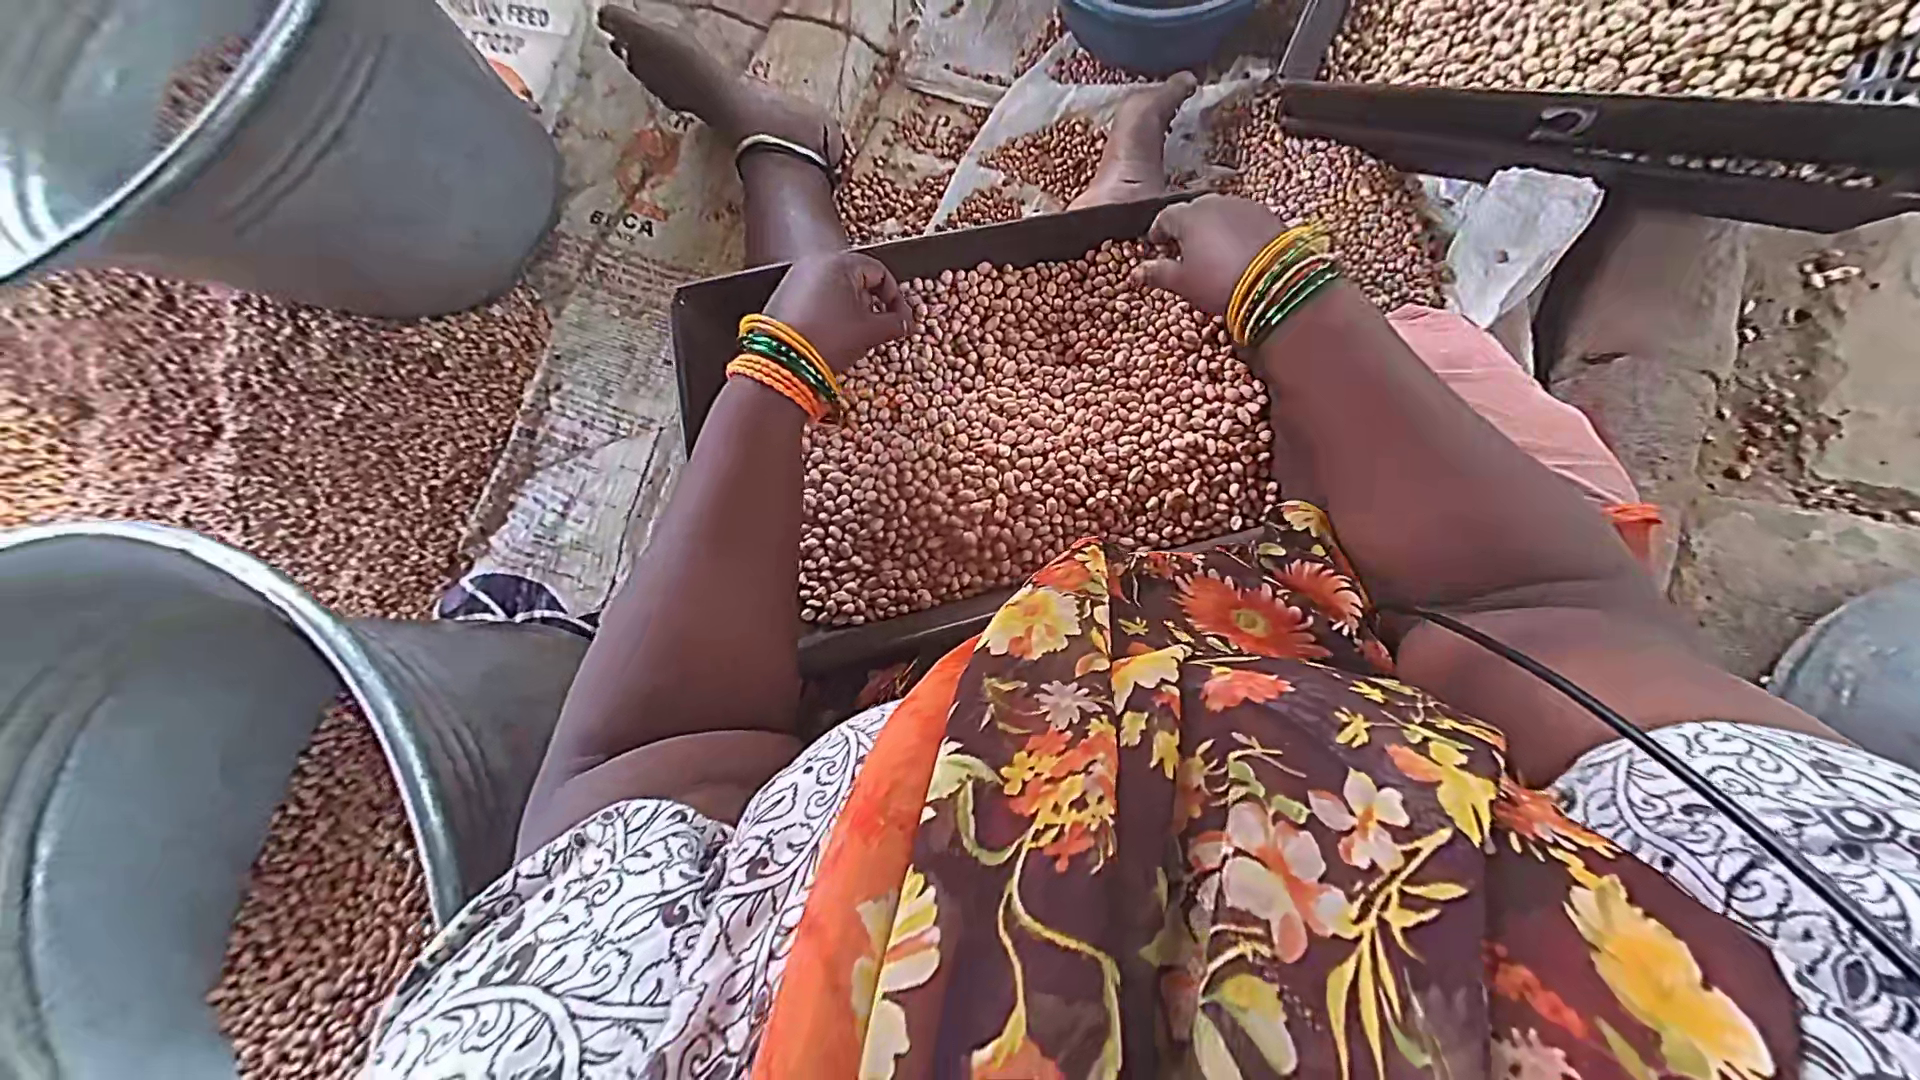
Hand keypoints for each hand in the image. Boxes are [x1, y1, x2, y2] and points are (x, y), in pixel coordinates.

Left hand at [763, 252, 912, 370]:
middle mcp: (816, 263)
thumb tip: (906, 323)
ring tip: (856, 336)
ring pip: (837, 290)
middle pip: (857, 279)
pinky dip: (831, 314)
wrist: (782, 359)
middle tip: (879, 329)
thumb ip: (895, 324)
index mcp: (841, 263)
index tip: (901, 320)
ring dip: (852, 311)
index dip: (896, 298)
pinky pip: (817, 299)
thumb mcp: (870, 332)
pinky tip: (833, 336)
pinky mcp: (784, 296)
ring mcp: (796, 278)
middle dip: (873, 305)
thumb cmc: (830, 339)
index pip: (880, 272)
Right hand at [1132, 195, 1284, 315]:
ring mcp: (1243, 206)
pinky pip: (1240, 220)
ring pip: (1218, 213)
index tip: (1155, 244)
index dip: (1157, 231)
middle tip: (1181, 251)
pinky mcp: (1265, 215)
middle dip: (1185, 228)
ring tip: (1208, 253)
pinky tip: (1233, 252)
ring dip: (1210, 228)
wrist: (1273, 280)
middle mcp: (1215, 203)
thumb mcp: (1182, 282)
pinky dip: (1232, 232)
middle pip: (1193, 211)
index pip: (1164, 217)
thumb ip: (1157, 273)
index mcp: (1188, 216)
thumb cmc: (1218, 281)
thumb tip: (1136, 272)